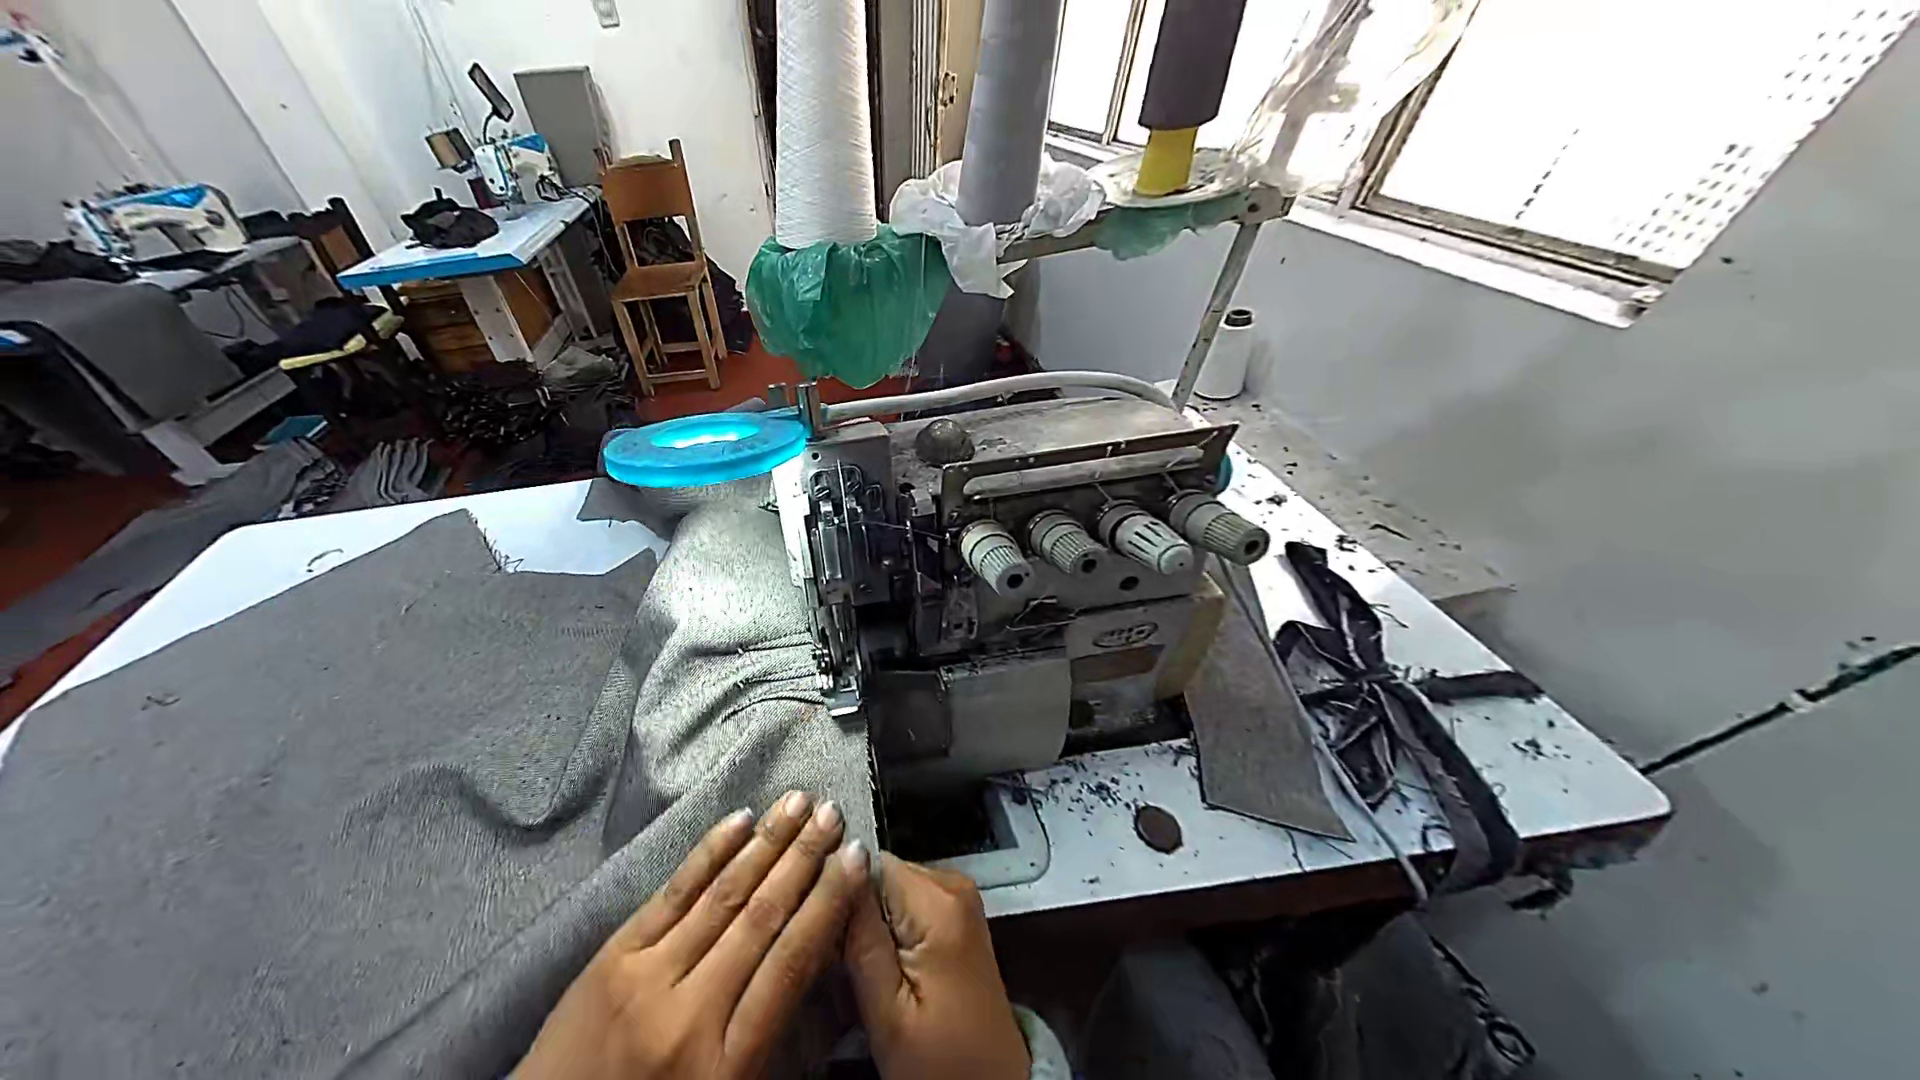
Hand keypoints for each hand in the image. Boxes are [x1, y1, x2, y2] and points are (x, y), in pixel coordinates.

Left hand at [516, 792, 866, 1079]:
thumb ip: (773, 1024)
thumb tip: (816, 945)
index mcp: (726, 1062)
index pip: (791, 962)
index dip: (829, 902)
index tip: (857, 857)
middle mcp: (689, 1013)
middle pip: (761, 916)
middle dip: (804, 858)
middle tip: (834, 813)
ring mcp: (646, 978)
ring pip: (722, 894)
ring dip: (767, 842)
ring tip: (800, 802)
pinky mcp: (613, 956)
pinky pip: (673, 892)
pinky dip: (710, 852)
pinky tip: (740, 820)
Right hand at [843, 853, 1030, 1079]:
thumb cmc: (940, 1061)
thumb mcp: (887, 1011)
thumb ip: (862, 936)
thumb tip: (846, 862)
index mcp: (939, 901)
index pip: (871, 864)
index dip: (845, 895)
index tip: (835, 940)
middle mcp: (953, 883)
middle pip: (882, 874)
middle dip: (860, 913)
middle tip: (853, 968)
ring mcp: (959, 895)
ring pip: (891, 888)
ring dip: (874, 924)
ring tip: (873, 974)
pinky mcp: (958, 911)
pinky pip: (909, 902)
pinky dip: (893, 930)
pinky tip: (892, 969)